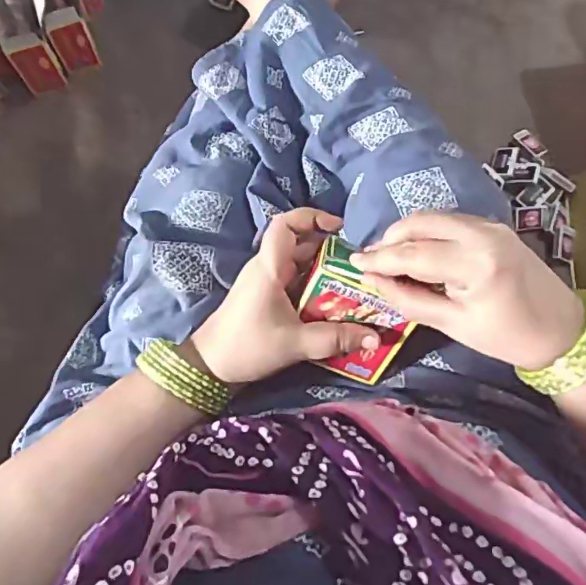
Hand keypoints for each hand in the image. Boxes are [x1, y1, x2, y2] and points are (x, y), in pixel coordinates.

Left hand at [190, 208, 380, 385]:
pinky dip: (315, 287)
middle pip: (300, 244)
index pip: (285, 224)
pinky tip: (334, 303)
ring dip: (324, 271)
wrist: (210, 366)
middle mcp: (267, 268)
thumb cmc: (247, 346)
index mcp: (269, 267)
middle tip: (358, 265)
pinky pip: (295, 282)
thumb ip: (336, 339)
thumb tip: (375, 337)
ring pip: (299, 265)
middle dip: (330, 250)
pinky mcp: (266, 298)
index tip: (340, 229)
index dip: (312, 218)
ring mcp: (265, 283)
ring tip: (353, 284)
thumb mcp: (295, 344)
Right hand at [350, 213, 585, 370]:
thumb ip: (409, 300)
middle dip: (389, 239)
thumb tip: (372, 282)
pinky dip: (428, 232)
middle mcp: (482, 233)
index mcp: (474, 263)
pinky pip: (450, 221)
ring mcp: (491, 225)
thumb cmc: (508, 337)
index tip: (353, 264)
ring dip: (407, 233)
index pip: (412, 253)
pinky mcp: (495, 226)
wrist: (563, 330)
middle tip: (370, 260)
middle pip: (419, 224)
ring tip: (389, 257)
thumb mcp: (453, 325)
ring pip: (433, 218)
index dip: (378, 259)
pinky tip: (418, 251)